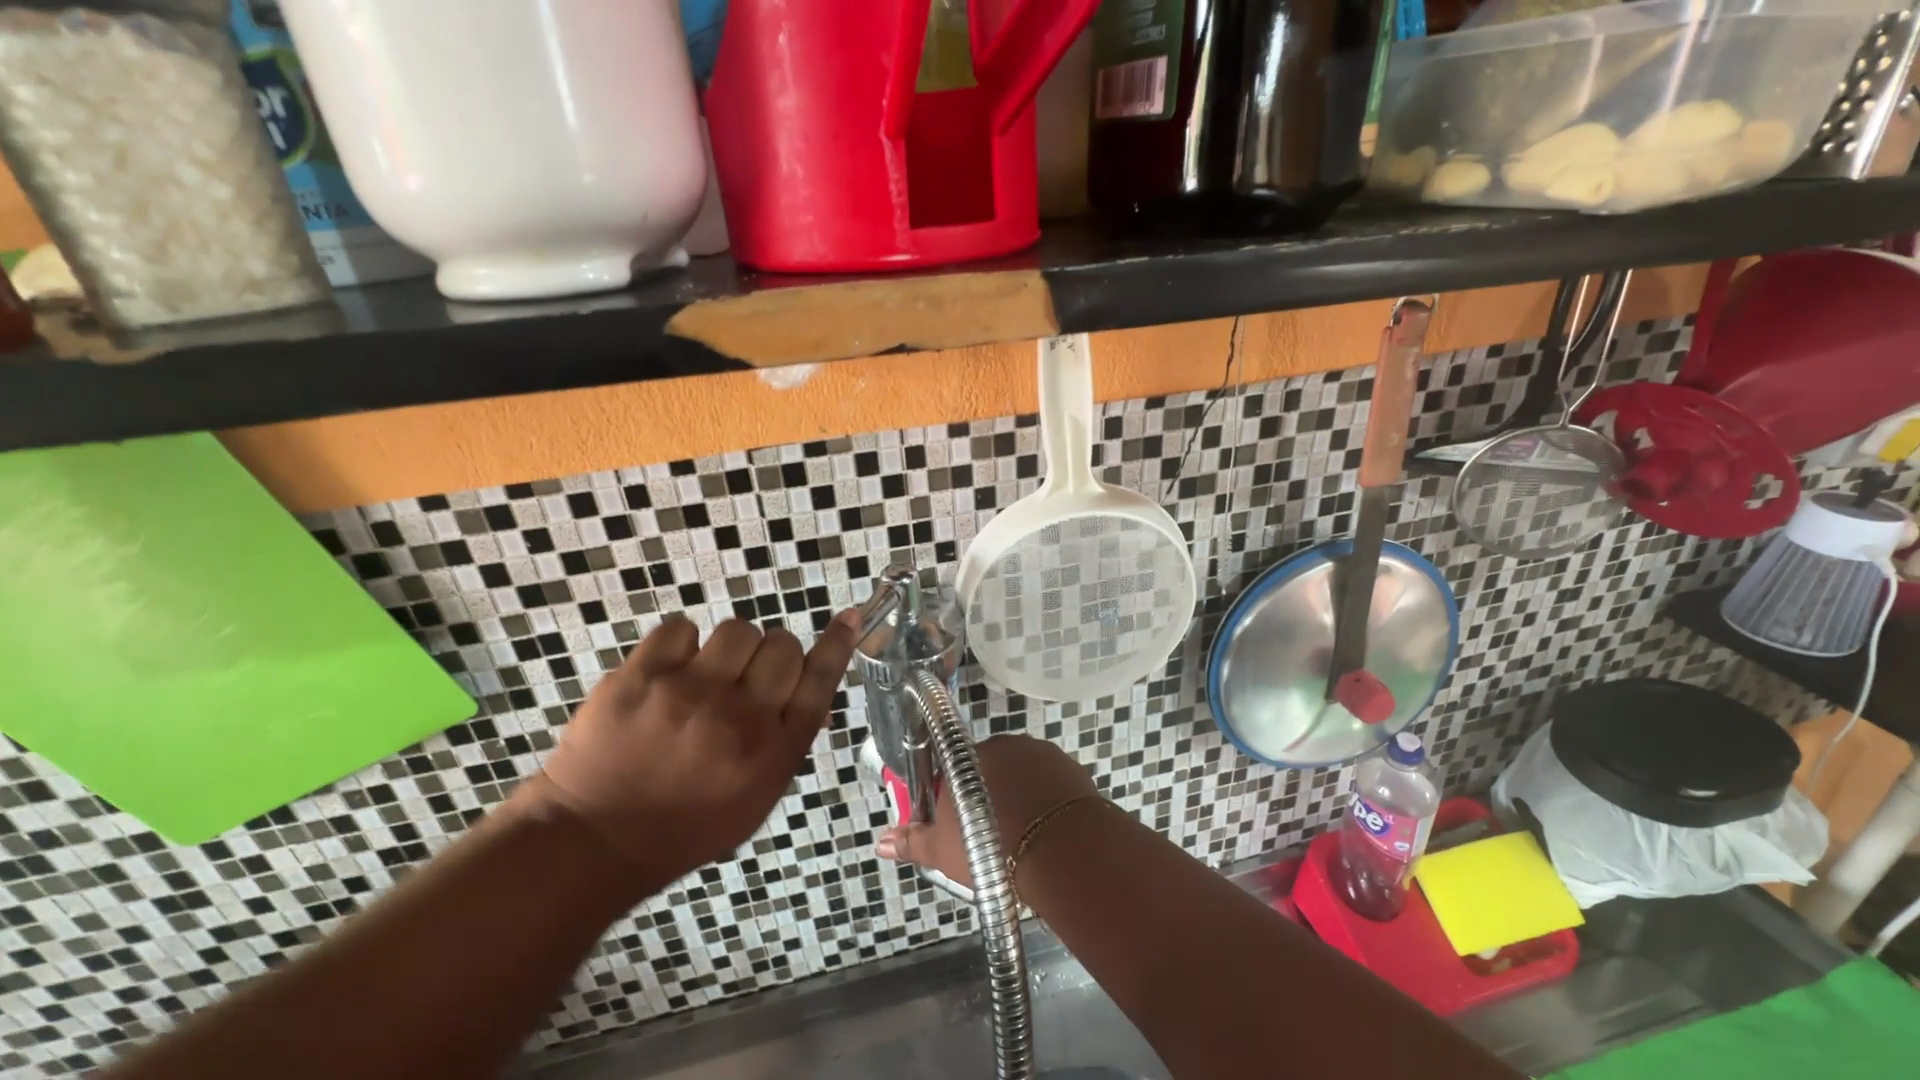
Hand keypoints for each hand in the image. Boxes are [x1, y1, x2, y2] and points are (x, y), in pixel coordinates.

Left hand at [521, 612, 860, 881]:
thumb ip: (783, 745)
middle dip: (770, 657)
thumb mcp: (754, 799)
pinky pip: (680, 627)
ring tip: (705, 674)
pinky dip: (680, 644)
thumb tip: (805, 696)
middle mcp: (741, 718)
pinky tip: (670, 670)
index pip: (818, 683)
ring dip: (729, 648)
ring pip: (737, 630)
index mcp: (772, 753)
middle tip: (744, 679)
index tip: (848, 617)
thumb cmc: (683, 827)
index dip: (837, 645)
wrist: (597, 839)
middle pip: (782, 647)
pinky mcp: (643, 676)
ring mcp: (690, 693)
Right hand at [876, 735, 1099, 888]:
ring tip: (1021, 836)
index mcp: (965, 757)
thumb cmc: (992, 848)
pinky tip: (1047, 829)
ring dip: (1019, 796)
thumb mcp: (943, 851)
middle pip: (987, 770)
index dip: (951, 800)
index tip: (958, 826)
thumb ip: (913, 842)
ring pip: (1022, 775)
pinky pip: (1051, 782)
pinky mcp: (1070, 766)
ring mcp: (1040, 752)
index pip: (950, 772)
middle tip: (989, 835)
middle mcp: (1002, 745)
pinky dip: (1047, 800)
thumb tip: (882, 843)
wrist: (1061, 850)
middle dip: (986, 796)